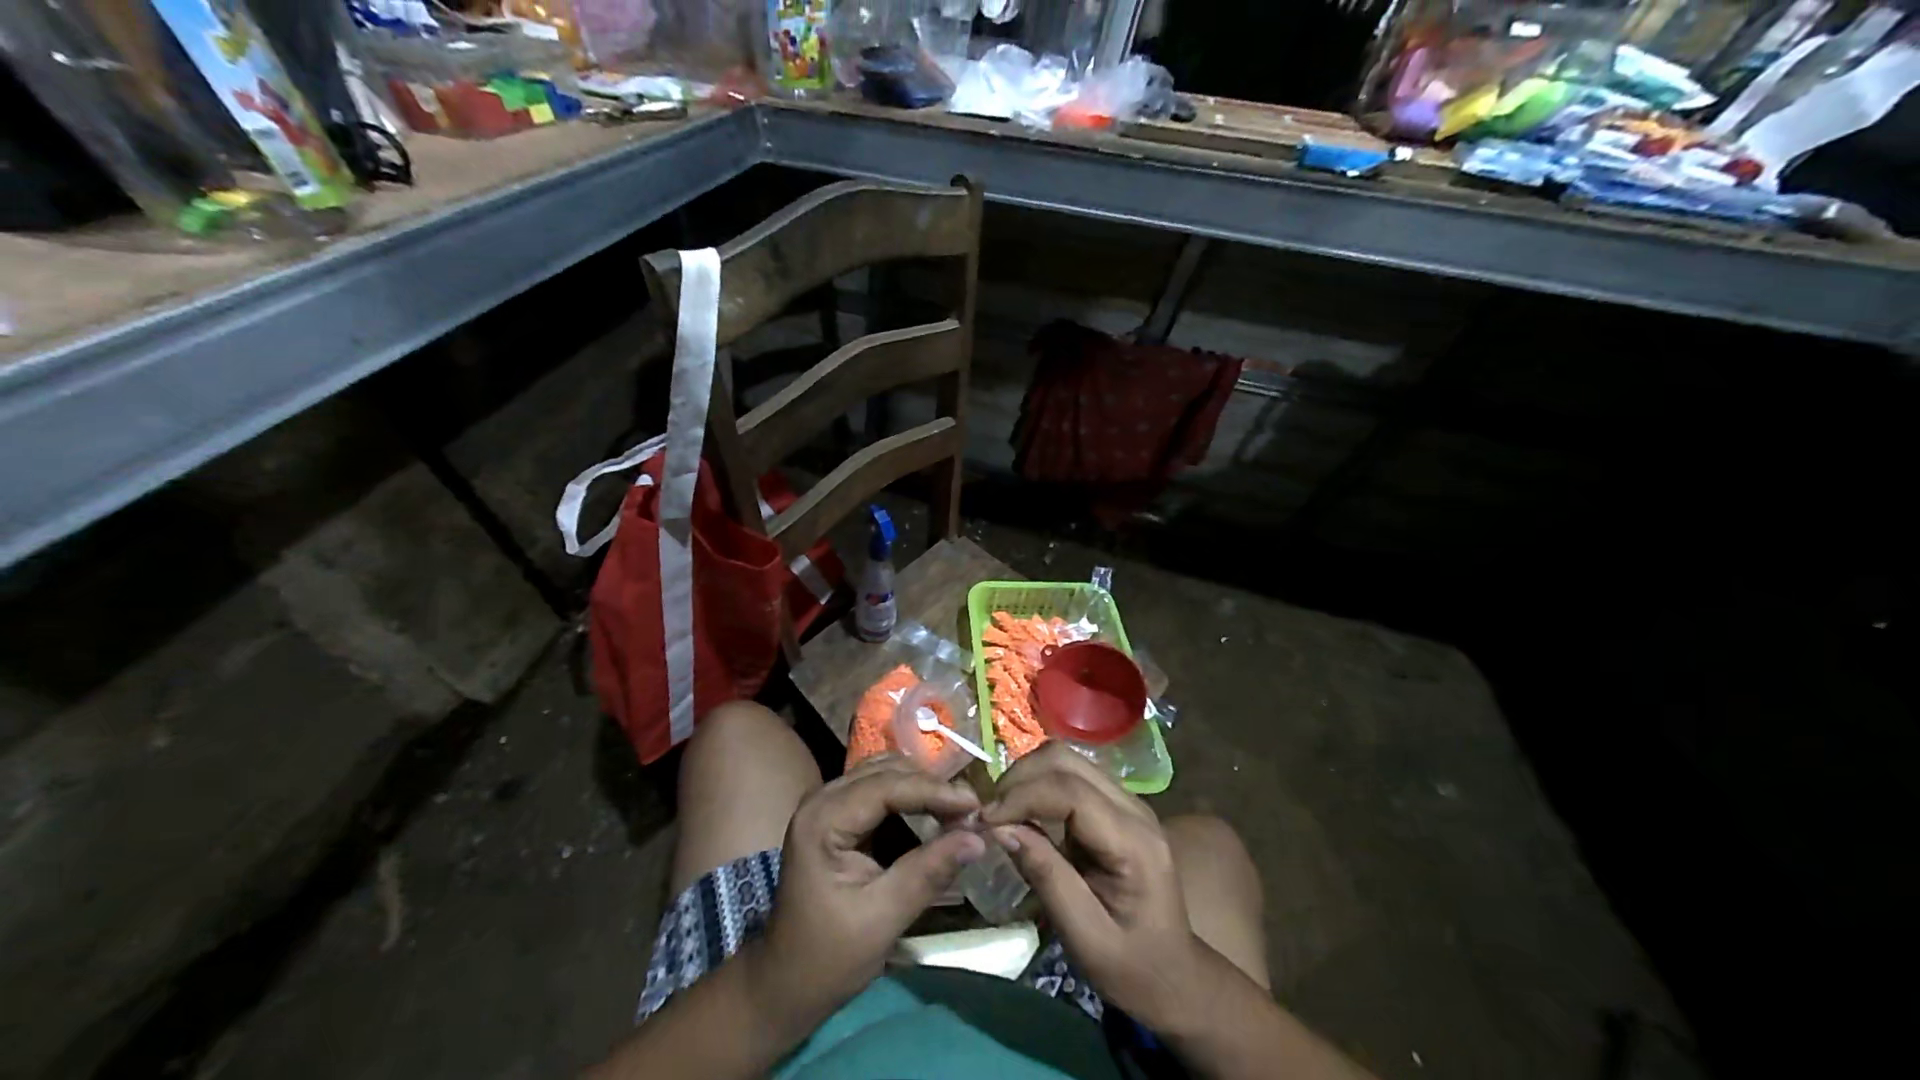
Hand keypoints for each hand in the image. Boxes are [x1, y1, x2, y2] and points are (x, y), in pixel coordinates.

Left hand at [752, 755, 985, 1027]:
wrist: (786, 981)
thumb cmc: (829, 955)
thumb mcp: (883, 917)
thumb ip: (929, 872)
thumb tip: (979, 837)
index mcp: (822, 820)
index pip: (886, 786)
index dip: (934, 791)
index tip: (975, 805)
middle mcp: (821, 799)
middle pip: (886, 772)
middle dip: (932, 786)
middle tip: (973, 809)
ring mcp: (828, 804)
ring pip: (884, 773)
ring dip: (923, 787)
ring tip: (960, 810)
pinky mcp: (838, 816)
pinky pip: (880, 789)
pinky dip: (911, 796)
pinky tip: (936, 812)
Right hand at [980, 742, 1207, 1028]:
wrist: (1173, 974)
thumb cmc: (1131, 965)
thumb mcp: (1084, 936)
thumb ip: (1045, 876)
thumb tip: (999, 829)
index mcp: (1133, 841)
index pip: (1070, 792)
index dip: (1022, 797)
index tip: (985, 821)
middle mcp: (1133, 808)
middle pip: (1066, 761)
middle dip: (1019, 779)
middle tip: (990, 815)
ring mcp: (1126, 801)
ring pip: (1065, 760)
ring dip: (1026, 778)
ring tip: (1001, 813)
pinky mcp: (1114, 805)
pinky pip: (1069, 776)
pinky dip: (1038, 785)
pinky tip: (1022, 813)